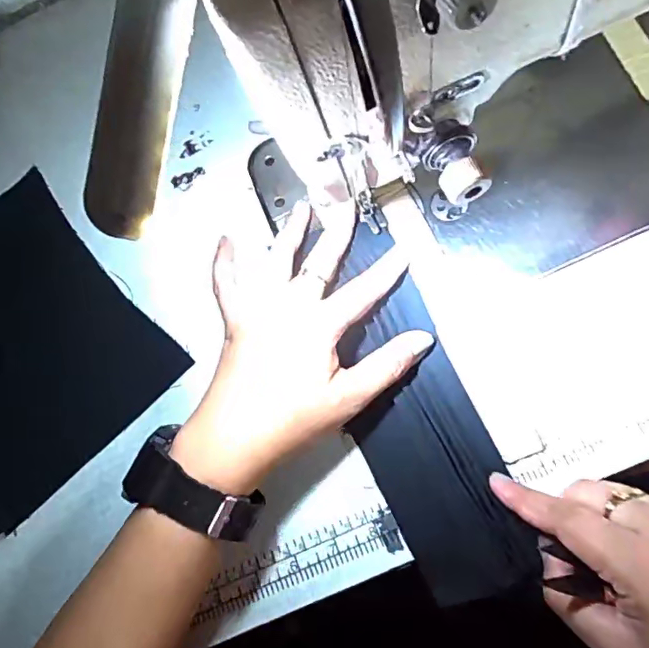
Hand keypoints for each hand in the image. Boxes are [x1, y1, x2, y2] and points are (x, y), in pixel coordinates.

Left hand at [169, 202, 433, 495]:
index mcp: (319, 326)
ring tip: (301, 208)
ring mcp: (258, 311)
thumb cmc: (291, 421)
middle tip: (348, 208)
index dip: (387, 271)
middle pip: (319, 263)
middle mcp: (288, 308)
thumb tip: (423, 339)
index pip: (363, 292)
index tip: (404, 250)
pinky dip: (225, 261)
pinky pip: (227, 284)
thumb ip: (387, 365)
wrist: (231, 439)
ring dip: (290, 233)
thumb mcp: (349, 398)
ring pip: (276, 262)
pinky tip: (226, 240)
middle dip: (337, 233)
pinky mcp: (236, 322)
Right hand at [489, 473, 648, 647]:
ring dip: (596, 517)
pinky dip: (626, 522)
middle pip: (591, 491)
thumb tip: (553, 568)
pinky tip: (640, 565)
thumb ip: (574, 601)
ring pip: (619, 494)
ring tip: (608, 571)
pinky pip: (648, 505)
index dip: (527, 501)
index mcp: (641, 559)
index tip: (496, 482)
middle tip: (570, 569)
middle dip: (564, 512)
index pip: (568, 517)